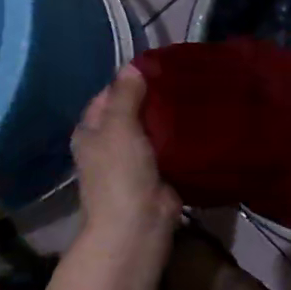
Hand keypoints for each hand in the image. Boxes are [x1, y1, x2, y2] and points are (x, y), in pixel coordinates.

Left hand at [72, 66, 181, 245]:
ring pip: (154, 130)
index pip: (108, 95)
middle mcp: (109, 144)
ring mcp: (134, 160)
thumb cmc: (120, 173)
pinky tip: (200, 123)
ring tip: (196, 95)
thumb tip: (133, 65)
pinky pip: (170, 148)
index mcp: (90, 131)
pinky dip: (182, 138)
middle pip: (132, 111)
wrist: (138, 224)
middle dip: (154, 97)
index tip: (160, 66)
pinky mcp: (158, 174)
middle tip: (184, 78)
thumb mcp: (118, 126)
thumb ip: (126, 95)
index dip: (130, 80)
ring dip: (170, 118)